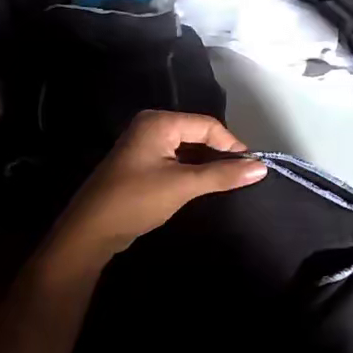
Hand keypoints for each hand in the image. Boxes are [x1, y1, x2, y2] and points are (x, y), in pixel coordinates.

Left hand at [53, 111, 267, 260]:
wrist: (91, 231)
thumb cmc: (136, 201)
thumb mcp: (183, 186)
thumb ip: (222, 174)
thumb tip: (261, 167)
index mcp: (159, 122)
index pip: (207, 125)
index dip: (232, 145)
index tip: (252, 168)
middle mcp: (151, 126)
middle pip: (198, 133)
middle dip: (220, 153)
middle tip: (242, 176)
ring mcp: (144, 145)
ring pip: (188, 148)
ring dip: (207, 164)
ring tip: (228, 182)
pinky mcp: (141, 164)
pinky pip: (175, 159)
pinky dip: (192, 170)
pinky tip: (204, 185)